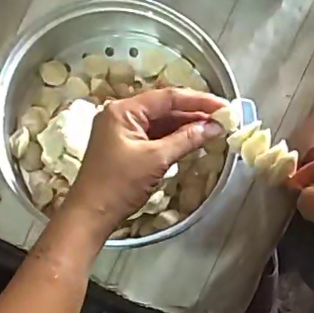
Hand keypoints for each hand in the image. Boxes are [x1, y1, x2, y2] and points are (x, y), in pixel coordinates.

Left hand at [61, 88, 225, 229]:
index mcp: (123, 111)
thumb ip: (186, 140)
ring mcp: (120, 132)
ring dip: (185, 127)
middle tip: (222, 119)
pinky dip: (172, 139)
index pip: (167, 97)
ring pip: (159, 123)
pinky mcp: (123, 148)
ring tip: (213, 130)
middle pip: (163, 108)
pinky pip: (152, 137)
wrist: (90, 215)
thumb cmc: (117, 186)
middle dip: (193, 113)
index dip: (198, 101)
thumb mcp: (155, 160)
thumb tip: (213, 128)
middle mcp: (120, 115)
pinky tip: (191, 141)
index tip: (223, 106)